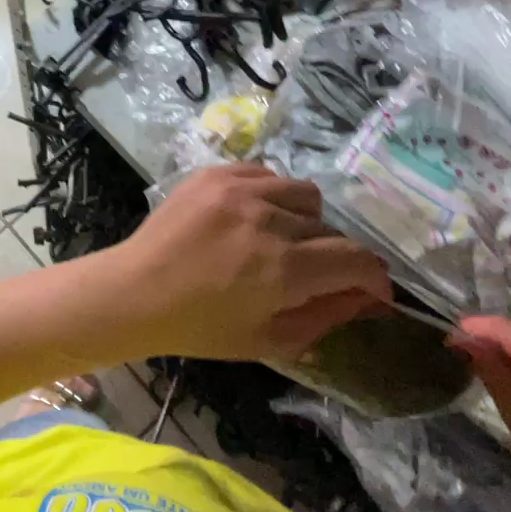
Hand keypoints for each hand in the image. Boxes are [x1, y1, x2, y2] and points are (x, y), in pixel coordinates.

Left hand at [100, 163, 391, 360]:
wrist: (136, 290)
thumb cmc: (200, 326)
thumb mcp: (270, 338)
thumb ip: (327, 316)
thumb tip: (369, 298)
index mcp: (285, 268)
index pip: (358, 259)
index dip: (374, 278)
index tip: (371, 291)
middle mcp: (268, 220)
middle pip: (331, 228)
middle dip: (334, 255)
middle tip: (313, 273)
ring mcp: (239, 189)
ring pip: (304, 194)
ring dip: (305, 219)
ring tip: (281, 240)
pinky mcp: (215, 173)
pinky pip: (267, 174)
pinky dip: (272, 195)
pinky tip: (254, 217)